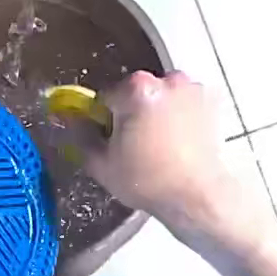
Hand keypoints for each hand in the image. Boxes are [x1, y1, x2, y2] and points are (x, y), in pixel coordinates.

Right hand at [85, 71, 270, 247]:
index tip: (109, 142)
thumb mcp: (101, 164)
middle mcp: (165, 79)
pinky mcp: (209, 102)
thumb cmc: (147, 181)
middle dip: (131, 114)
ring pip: (159, 98)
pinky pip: (182, 104)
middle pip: (134, 94)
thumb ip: (80, 136)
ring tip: (157, 147)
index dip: (102, 121)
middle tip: (133, 148)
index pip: (105, 98)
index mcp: (135, 88)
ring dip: (155, 114)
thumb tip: (67, 120)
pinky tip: (176, 143)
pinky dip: (177, 117)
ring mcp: (191, 88)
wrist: (195, 196)